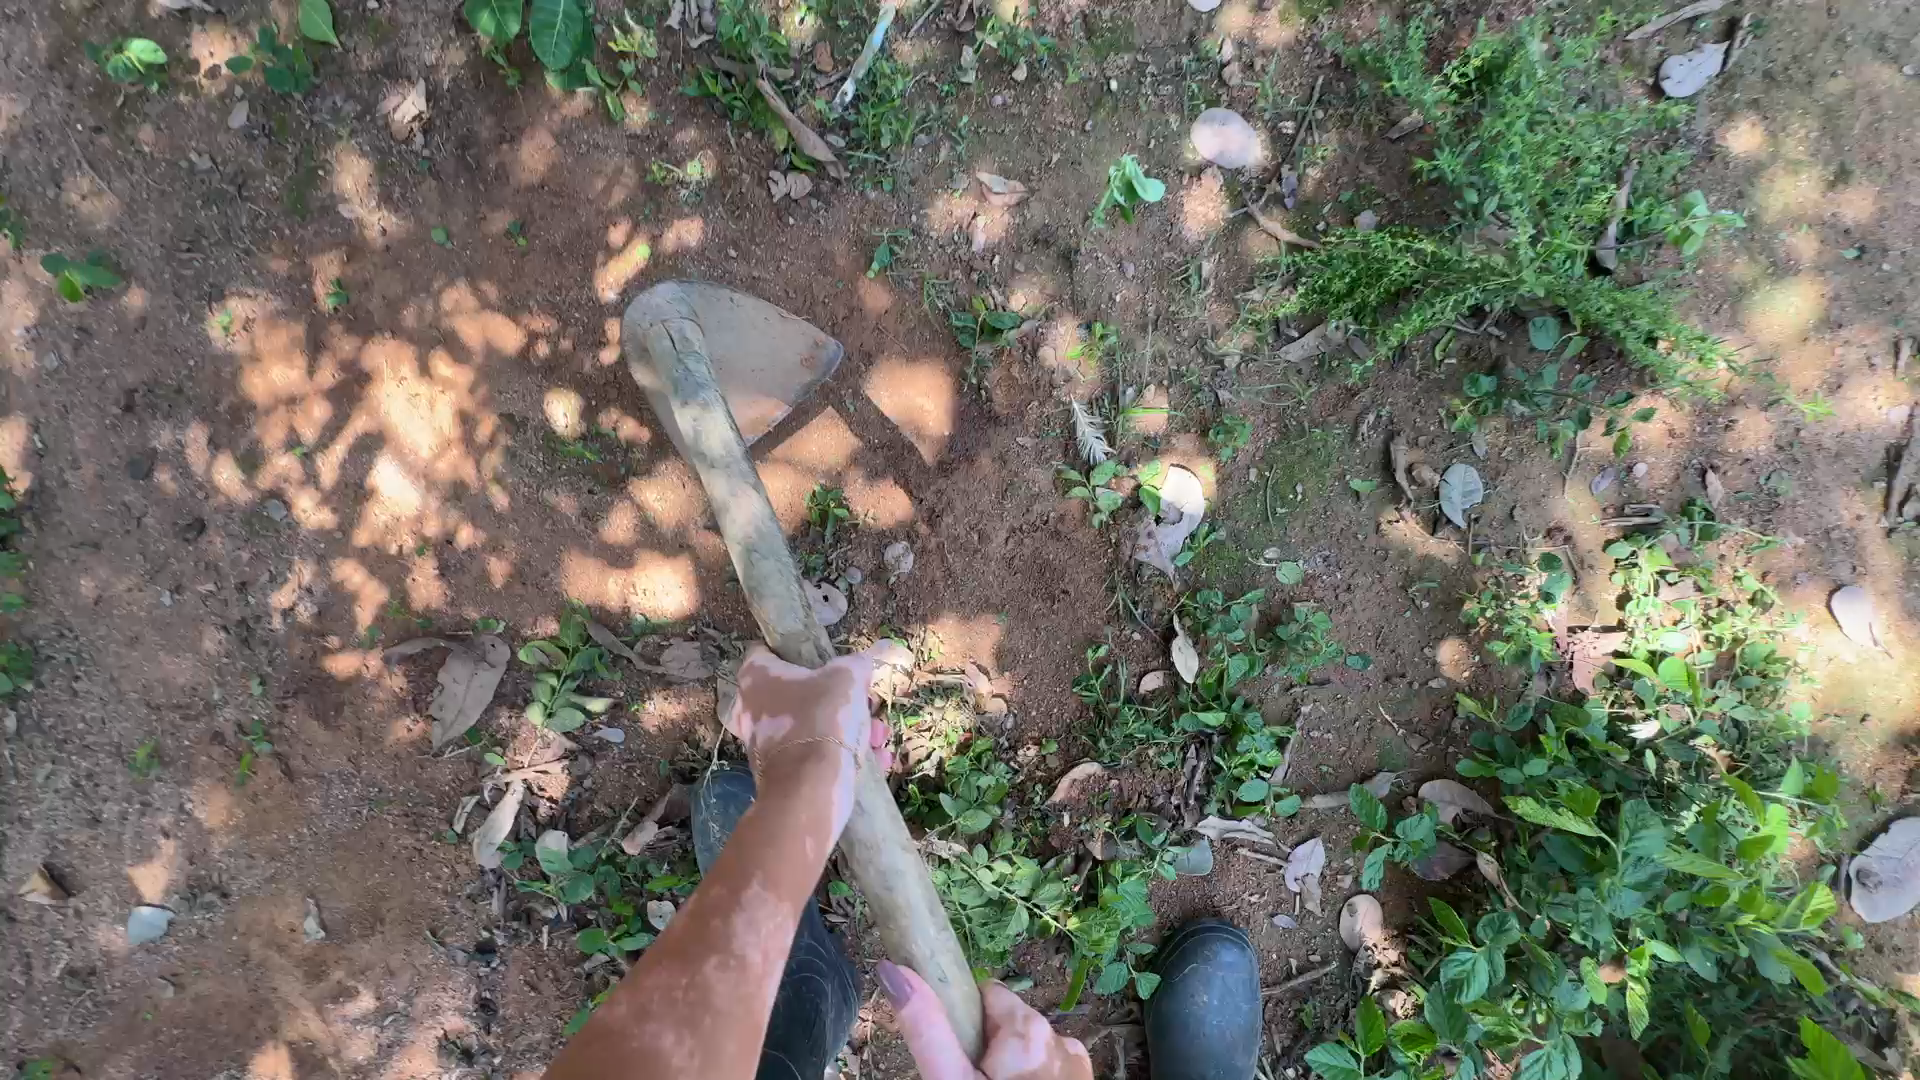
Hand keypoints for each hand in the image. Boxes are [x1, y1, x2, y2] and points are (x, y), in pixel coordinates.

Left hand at [725, 644, 892, 840]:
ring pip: (811, 726)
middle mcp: (752, 708)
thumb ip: (858, 663)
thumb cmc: (822, 718)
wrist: (811, 788)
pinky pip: (815, 755)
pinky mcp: (780, 773)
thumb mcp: (848, 678)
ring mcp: (763, 744)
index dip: (797, 652)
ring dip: (849, 729)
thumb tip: (868, 657)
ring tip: (878, 737)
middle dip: (839, 699)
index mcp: (757, 677)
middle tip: (865, 704)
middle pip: (799, 692)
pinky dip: (843, 756)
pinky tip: (876, 759)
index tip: (826, 660)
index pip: (767, 651)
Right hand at [879, 961, 1092, 1079]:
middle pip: (1007, 1026)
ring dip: (1008, 1074)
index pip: (986, 995)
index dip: (964, 1026)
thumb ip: (925, 1027)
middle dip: (985, 1053)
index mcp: (1029, 1027)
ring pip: (1027, 1053)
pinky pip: (1048, 1074)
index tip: (956, 1061)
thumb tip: (894, 969)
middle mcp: (1061, 1038)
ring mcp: (1078, 1068)